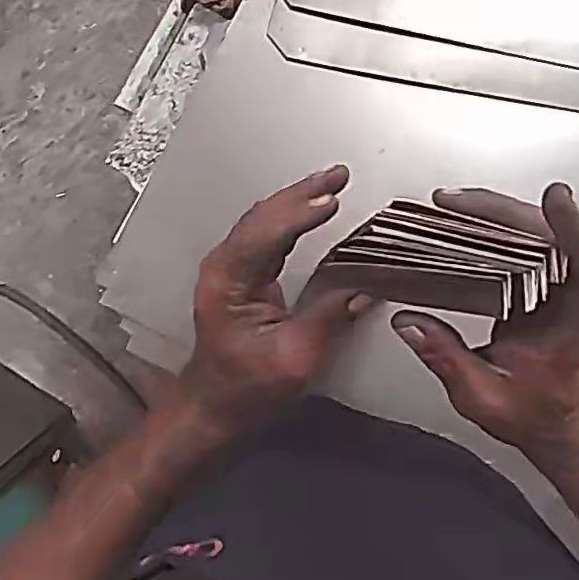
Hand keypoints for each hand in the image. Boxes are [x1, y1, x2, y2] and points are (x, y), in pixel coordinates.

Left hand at [176, 164, 371, 438]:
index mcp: (227, 283)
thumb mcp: (295, 358)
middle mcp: (224, 265)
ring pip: (266, 217)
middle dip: (303, 193)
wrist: (214, 403)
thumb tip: (364, 286)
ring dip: (299, 197)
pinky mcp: (243, 268)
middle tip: (338, 177)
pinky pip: (269, 229)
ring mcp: (231, 264)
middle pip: (264, 216)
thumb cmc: (244, 388)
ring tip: (332, 181)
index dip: (299, 215)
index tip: (330, 201)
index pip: (264, 235)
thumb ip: (329, 316)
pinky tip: (313, 203)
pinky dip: (294, 212)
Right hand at [390, 182, 578, 464]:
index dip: (578, 233)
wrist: (557, 420)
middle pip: (551, 237)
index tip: (559, 198)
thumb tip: (408, 323)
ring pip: (537, 229)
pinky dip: (494, 220)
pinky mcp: (538, 274)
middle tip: (455, 201)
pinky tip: (464, 213)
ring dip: (496, 209)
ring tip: (451, 201)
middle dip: (504, 211)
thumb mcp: (484, 399)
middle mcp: (570, 297)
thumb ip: (448, 361)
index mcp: (571, 329)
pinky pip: (522, 236)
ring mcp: (556, 282)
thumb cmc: (535, 413)